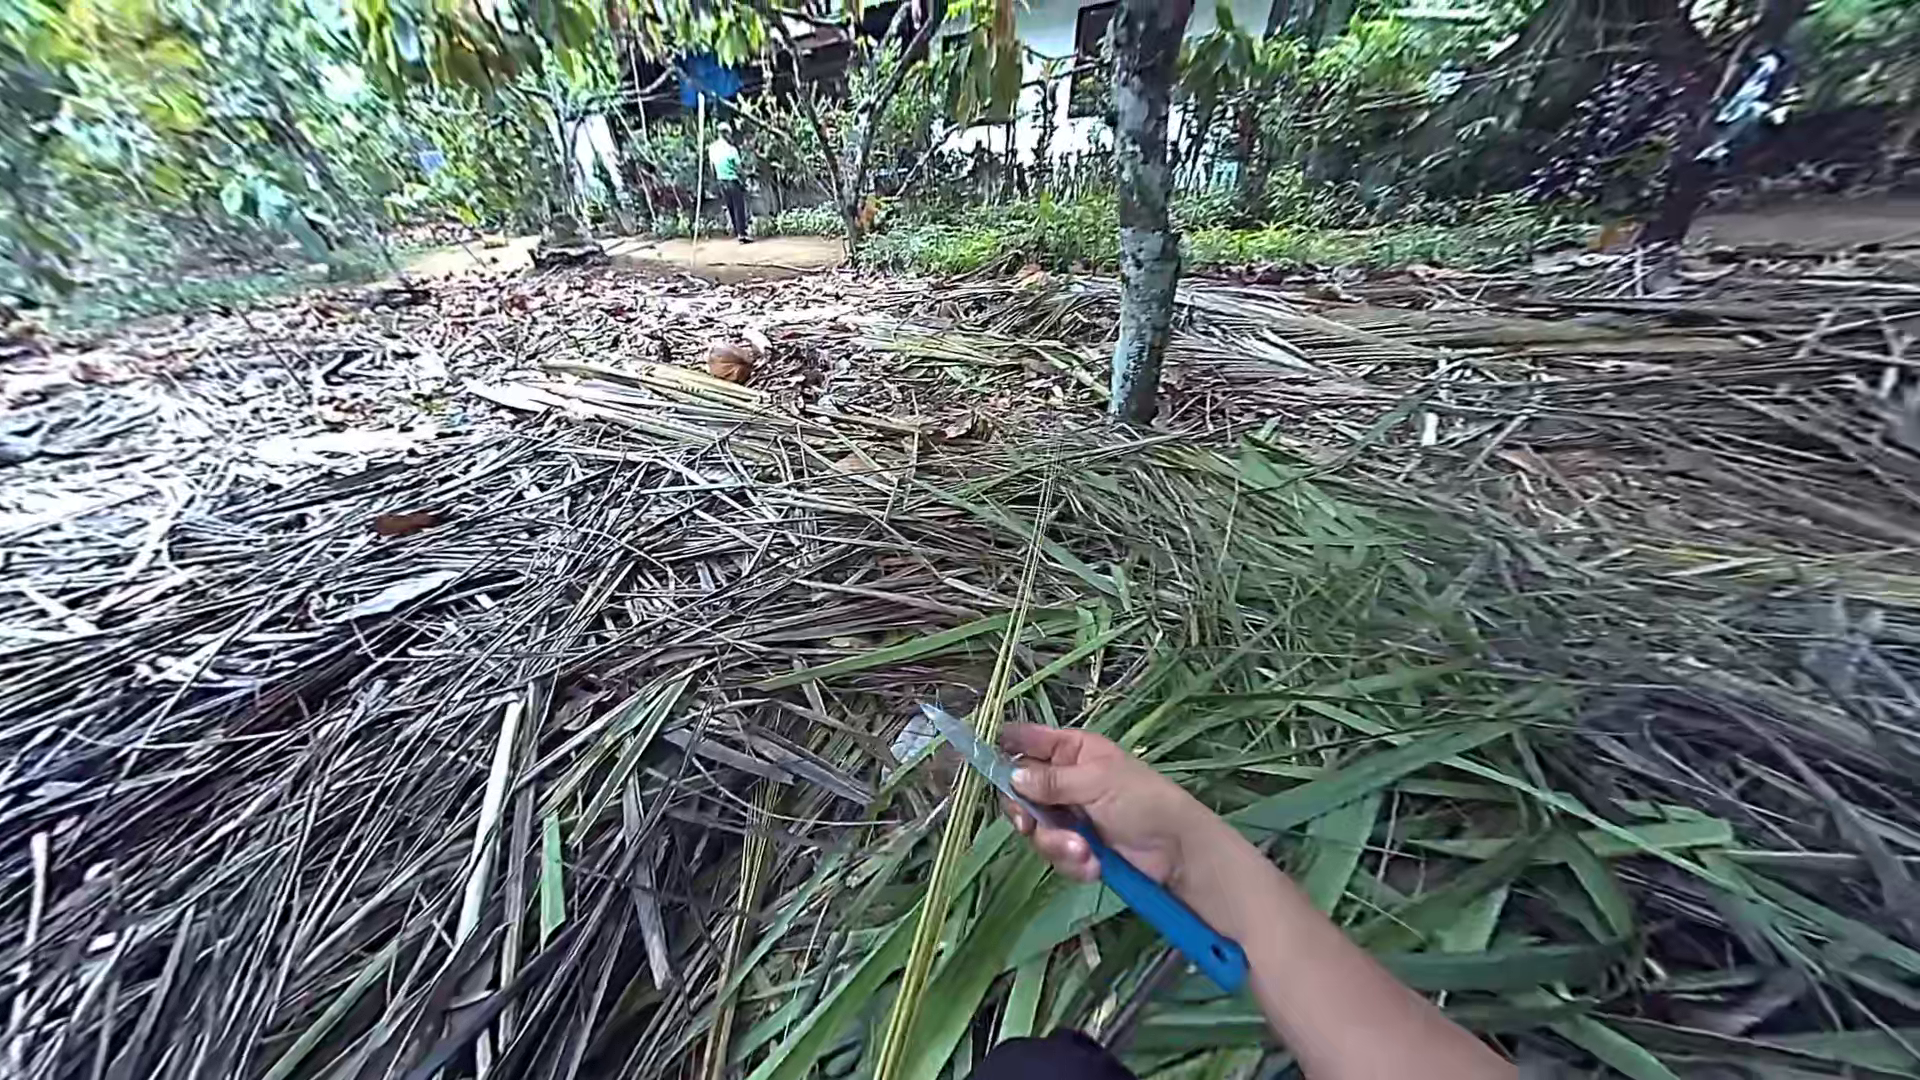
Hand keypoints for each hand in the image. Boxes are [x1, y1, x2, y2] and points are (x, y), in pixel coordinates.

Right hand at [998, 724, 1215, 887]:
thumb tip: (1012, 777)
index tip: (980, 759)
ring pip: (1034, 825)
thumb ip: (1052, 781)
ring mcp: (1067, 813)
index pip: (1027, 740)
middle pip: (1019, 788)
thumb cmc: (1142, 799)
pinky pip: (1053, 852)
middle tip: (1028, 824)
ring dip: (1055, 842)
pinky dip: (1070, 861)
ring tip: (1083, 851)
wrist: (1178, 853)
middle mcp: (1063, 778)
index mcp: (1071, 749)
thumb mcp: (1098, 782)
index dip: (1003, 746)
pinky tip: (1093, 864)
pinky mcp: (1075, 845)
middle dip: (1024, 811)